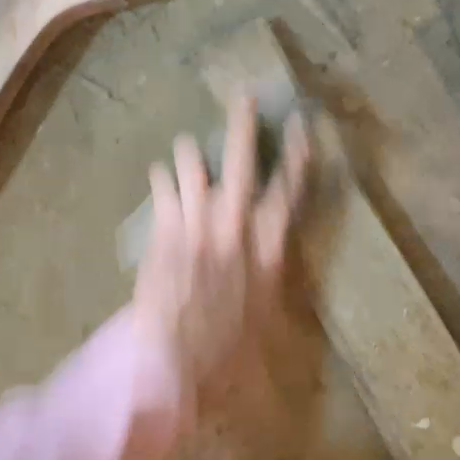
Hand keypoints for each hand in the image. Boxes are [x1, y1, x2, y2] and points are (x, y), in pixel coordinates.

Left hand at [132, 93, 310, 386]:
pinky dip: (162, 179)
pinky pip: (163, 188)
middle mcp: (234, 229)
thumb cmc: (225, 352)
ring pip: (194, 167)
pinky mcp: (164, 232)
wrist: (174, 364)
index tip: (299, 126)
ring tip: (187, 146)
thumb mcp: (262, 319)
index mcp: (267, 250)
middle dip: (243, 126)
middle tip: (242, 95)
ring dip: (190, 154)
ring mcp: (196, 226)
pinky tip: (159, 176)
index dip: (296, 156)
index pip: (288, 192)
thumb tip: (269, 259)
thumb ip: (266, 280)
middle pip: (242, 164)